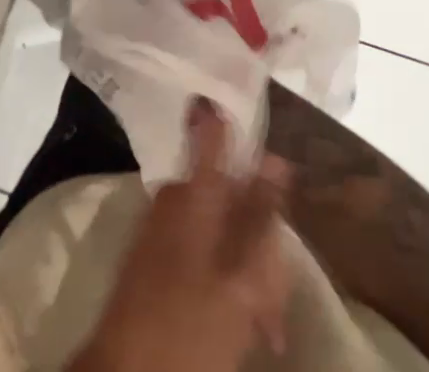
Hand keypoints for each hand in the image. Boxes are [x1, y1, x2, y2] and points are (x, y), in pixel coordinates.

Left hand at [69, 100, 291, 371]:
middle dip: (257, 230)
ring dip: (247, 267)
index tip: (243, 104)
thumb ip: (259, 215)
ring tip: (266, 320)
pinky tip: (246, 321)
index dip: (227, 120)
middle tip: (276, 280)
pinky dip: (227, 281)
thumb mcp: (242, 277)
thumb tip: (275, 159)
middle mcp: (172, 203)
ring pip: (218, 230)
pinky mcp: (152, 261)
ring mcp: (158, 232)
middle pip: (225, 193)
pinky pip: (201, 254)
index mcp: (194, 198)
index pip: (211, 137)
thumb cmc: (189, 324)